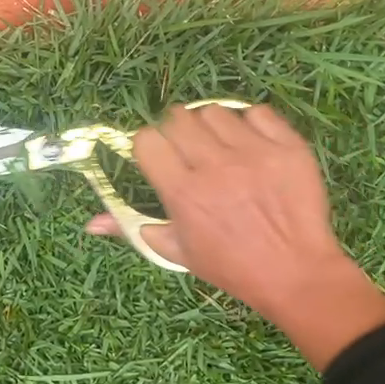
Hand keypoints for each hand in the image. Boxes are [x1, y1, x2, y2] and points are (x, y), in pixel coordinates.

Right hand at [86, 102, 384, 369]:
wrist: (294, 271)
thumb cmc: (228, 265)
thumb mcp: (176, 251)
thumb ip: (131, 229)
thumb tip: (90, 223)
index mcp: (182, 193)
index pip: (147, 140)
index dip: (147, 145)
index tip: (157, 157)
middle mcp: (215, 167)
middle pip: (177, 118)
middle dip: (175, 131)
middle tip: (186, 151)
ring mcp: (254, 153)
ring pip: (215, 111)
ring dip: (209, 125)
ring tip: (218, 147)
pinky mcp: (288, 147)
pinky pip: (257, 113)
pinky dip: (248, 124)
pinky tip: (248, 146)